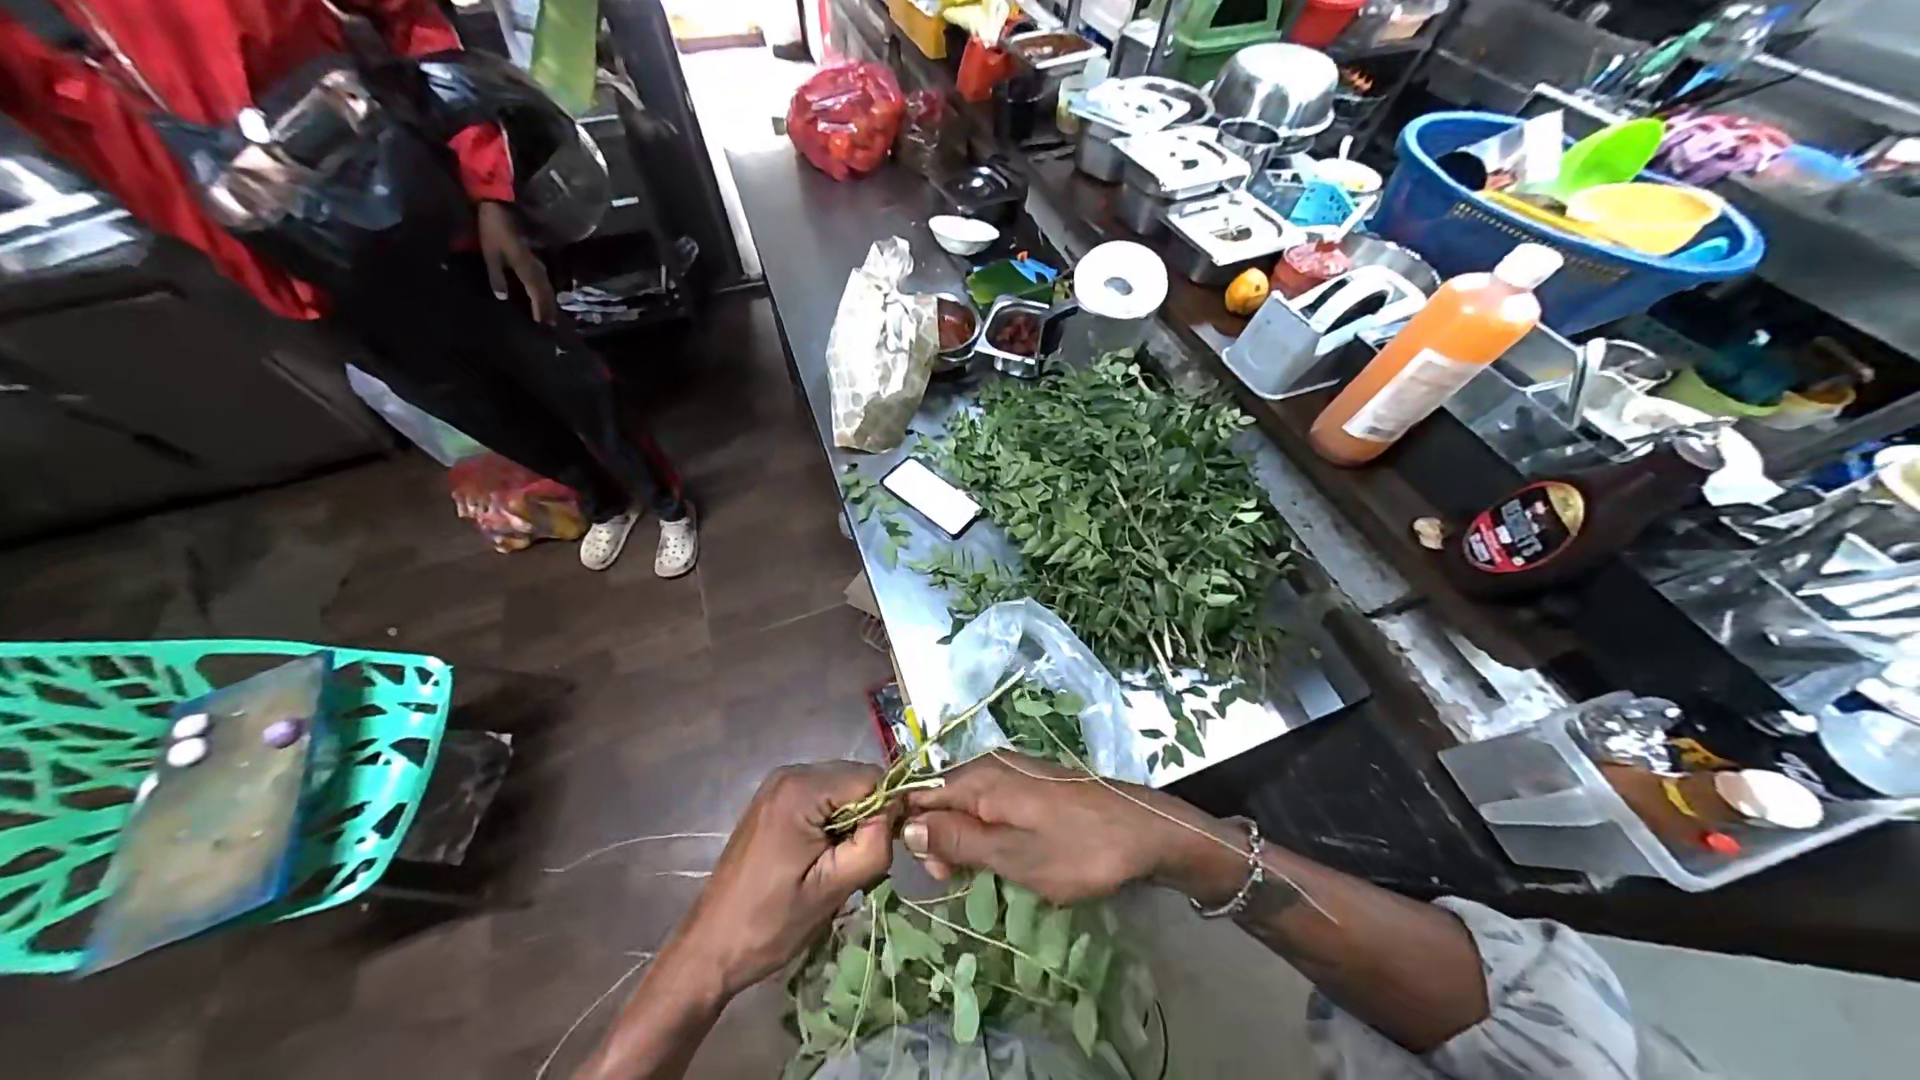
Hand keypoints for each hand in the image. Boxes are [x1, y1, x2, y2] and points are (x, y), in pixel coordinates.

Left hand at [476, 200, 555, 323]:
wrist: (497, 209)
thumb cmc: (492, 231)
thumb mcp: (490, 254)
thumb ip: (497, 277)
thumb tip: (503, 298)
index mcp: (525, 268)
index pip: (537, 294)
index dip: (540, 309)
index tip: (542, 323)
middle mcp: (535, 267)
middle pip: (546, 292)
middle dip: (549, 308)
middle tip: (550, 323)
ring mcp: (536, 262)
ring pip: (547, 286)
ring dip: (549, 300)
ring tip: (550, 313)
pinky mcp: (533, 258)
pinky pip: (544, 279)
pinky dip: (545, 290)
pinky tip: (545, 294)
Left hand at [671, 762, 895, 996]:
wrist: (709, 948)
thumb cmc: (769, 924)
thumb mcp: (831, 890)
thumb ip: (872, 845)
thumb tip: (897, 812)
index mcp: (801, 789)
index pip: (872, 778)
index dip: (886, 812)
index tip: (877, 852)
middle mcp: (791, 773)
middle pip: (858, 780)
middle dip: (868, 817)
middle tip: (856, 865)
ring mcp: (780, 784)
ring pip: (844, 789)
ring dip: (852, 822)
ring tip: (837, 865)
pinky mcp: (776, 799)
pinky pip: (824, 797)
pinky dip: (834, 822)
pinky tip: (822, 857)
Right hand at [902, 752, 1242, 905]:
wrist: (1147, 832)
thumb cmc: (1079, 850)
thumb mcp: (1013, 855)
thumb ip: (957, 839)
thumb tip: (907, 825)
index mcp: (979, 777)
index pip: (918, 792)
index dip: (908, 828)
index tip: (926, 869)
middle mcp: (990, 765)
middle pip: (939, 796)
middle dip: (936, 837)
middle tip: (955, 879)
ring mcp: (1012, 771)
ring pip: (964, 802)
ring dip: (960, 837)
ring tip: (979, 873)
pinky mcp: (1031, 783)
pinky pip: (989, 803)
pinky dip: (984, 830)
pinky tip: (1000, 854)